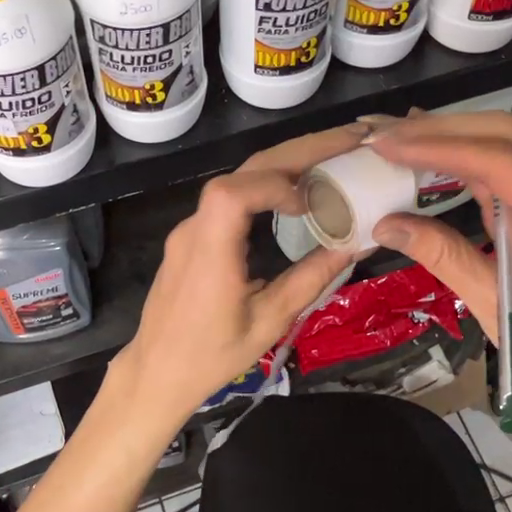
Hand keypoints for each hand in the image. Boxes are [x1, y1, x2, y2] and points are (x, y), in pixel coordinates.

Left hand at [109, 124, 364, 416]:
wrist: (157, 371)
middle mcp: (194, 229)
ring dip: (285, 162)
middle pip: (243, 172)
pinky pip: (230, 197)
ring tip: (334, 154)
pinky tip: (299, 188)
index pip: (233, 192)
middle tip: (352, 139)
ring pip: (237, 178)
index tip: (308, 202)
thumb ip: (310, 279)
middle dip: (299, 151)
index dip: (275, 184)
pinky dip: (268, 183)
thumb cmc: (211, 356)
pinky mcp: (193, 235)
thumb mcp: (268, 323)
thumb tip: (354, 244)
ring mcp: (190, 229)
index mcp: (209, 252)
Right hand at [363, 111, 511, 400]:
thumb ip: (445, 257)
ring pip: (501, 140)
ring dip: (445, 133)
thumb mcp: (496, 307)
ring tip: (390, 134)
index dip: (442, 148)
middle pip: (504, 136)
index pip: (503, 162)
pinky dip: (457, 151)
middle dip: (439, 129)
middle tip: (380, 134)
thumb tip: (385, 223)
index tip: (388, 145)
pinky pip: (499, 161)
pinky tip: (422, 146)